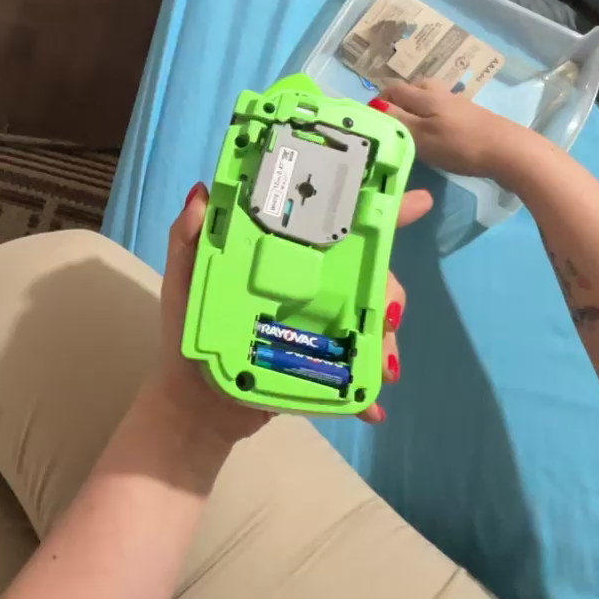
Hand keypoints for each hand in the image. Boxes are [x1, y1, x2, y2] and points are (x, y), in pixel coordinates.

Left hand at [154, 182, 433, 436]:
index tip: (414, 200)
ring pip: (369, 317)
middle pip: (363, 271)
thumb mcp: (184, 280)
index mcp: (279, 257)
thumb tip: (203, 193)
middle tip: (389, 311)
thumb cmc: (187, 331)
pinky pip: (356, 367)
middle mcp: (306, 284)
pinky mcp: (322, 363)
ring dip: (383, 338)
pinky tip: (369, 406)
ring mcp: (318, 324)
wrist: (196, 404)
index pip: (326, 225)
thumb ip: (187, 238)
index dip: (369, 209)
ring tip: (381, 364)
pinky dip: (366, 388)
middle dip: (387, 286)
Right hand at [374, 79, 545, 181]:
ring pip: (428, 98)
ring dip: (415, 107)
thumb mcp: (420, 136)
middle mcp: (439, 94)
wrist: (509, 152)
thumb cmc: (460, 145)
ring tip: (410, 128)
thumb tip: (372, 108)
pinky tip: (434, 133)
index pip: (392, 90)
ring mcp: (458, 104)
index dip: (378, 102)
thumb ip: (395, 121)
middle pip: (412, 88)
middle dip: (396, 101)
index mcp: (424, 96)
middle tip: (390, 123)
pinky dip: (431, 116)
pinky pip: (442, 109)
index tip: (371, 122)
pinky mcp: (471, 116)